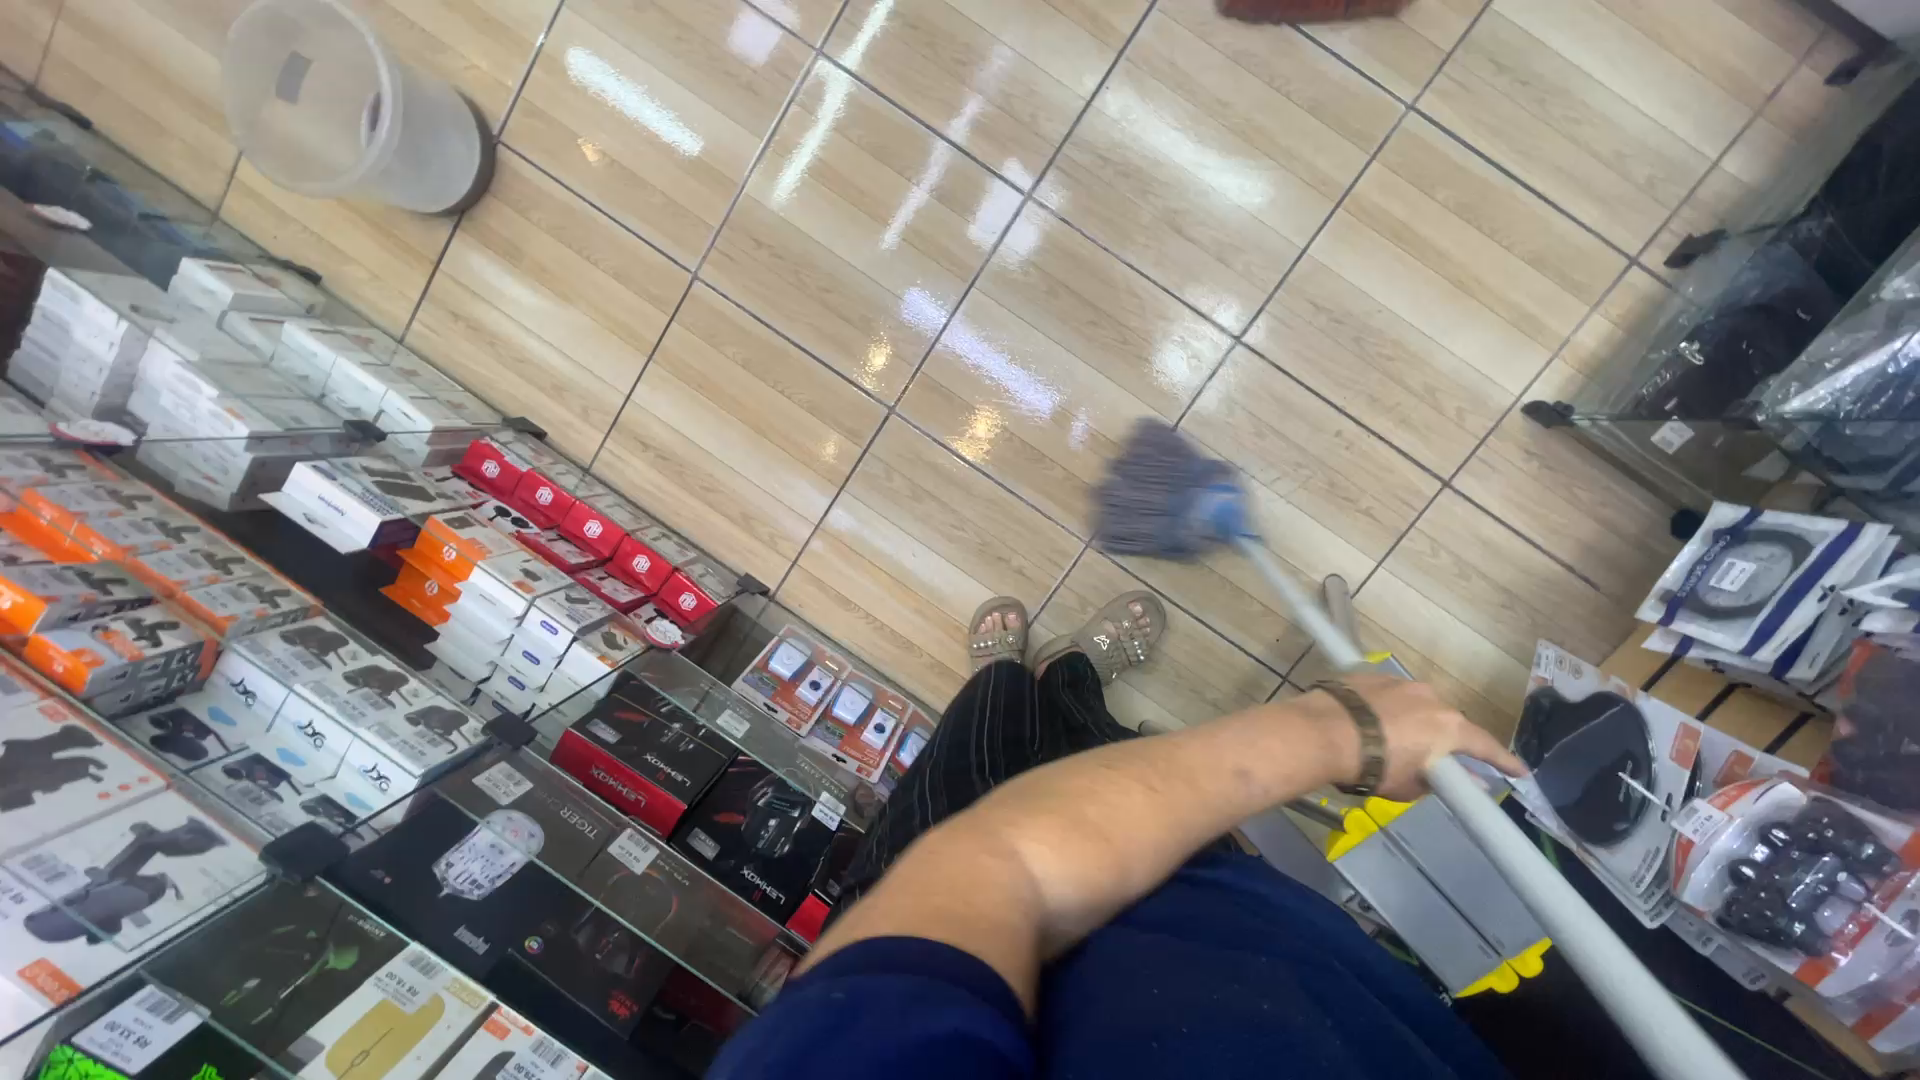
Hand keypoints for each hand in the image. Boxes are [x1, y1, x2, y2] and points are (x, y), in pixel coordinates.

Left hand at [1303, 675, 1526, 800]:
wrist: (1321, 732)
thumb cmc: (1371, 765)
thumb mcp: (1409, 786)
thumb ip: (1439, 781)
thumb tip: (1465, 781)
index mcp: (1449, 727)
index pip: (1485, 746)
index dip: (1502, 761)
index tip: (1519, 771)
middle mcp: (1430, 697)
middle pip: (1446, 721)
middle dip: (1443, 738)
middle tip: (1434, 755)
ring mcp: (1397, 682)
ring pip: (1414, 704)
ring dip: (1410, 719)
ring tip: (1392, 737)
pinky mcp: (1367, 674)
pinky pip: (1385, 695)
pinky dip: (1383, 707)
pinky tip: (1370, 720)